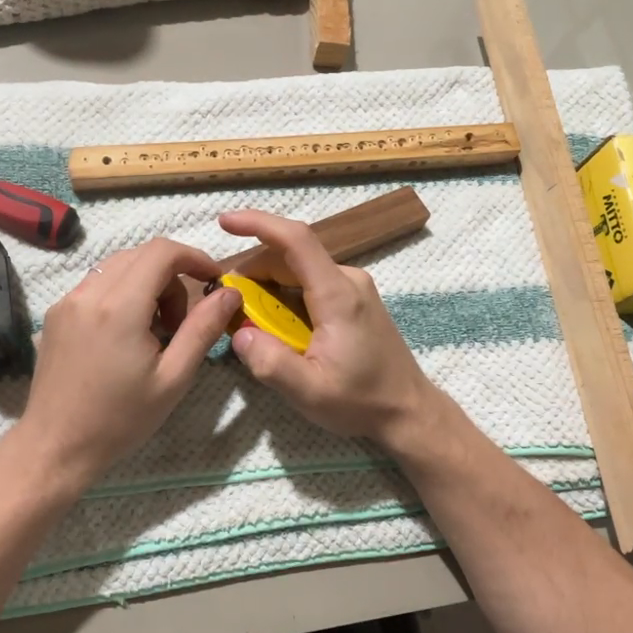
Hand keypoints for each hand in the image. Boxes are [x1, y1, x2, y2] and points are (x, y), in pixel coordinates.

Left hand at [16, 238, 244, 482]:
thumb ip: (202, 329)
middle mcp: (89, 292)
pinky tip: (125, 336)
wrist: (57, 445)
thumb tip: (230, 294)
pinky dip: (121, 294)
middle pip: (140, 255)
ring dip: (146, 283)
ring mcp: (67, 301)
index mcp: (120, 307)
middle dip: (172, 276)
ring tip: (154, 331)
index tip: (213, 281)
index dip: (194, 257)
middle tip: (181, 321)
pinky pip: (96, 285)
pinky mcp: (55, 313)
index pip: (162, 251)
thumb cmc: (120, 419)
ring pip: (117, 267)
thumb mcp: (173, 378)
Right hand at [220, 210, 439, 444]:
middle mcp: (348, 280)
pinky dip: (284, 296)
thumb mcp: (308, 392)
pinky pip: (310, 284)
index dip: (258, 223)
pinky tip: (275, 325)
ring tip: (248, 320)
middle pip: (290, 256)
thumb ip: (269, 362)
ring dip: (267, 286)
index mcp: (337, 294)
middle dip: (252, 272)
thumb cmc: (361, 402)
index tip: (224, 221)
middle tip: (228, 306)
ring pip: (298, 270)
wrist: (408, 411)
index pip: (295, 240)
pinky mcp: (354, 300)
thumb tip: (239, 333)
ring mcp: (354, 288)